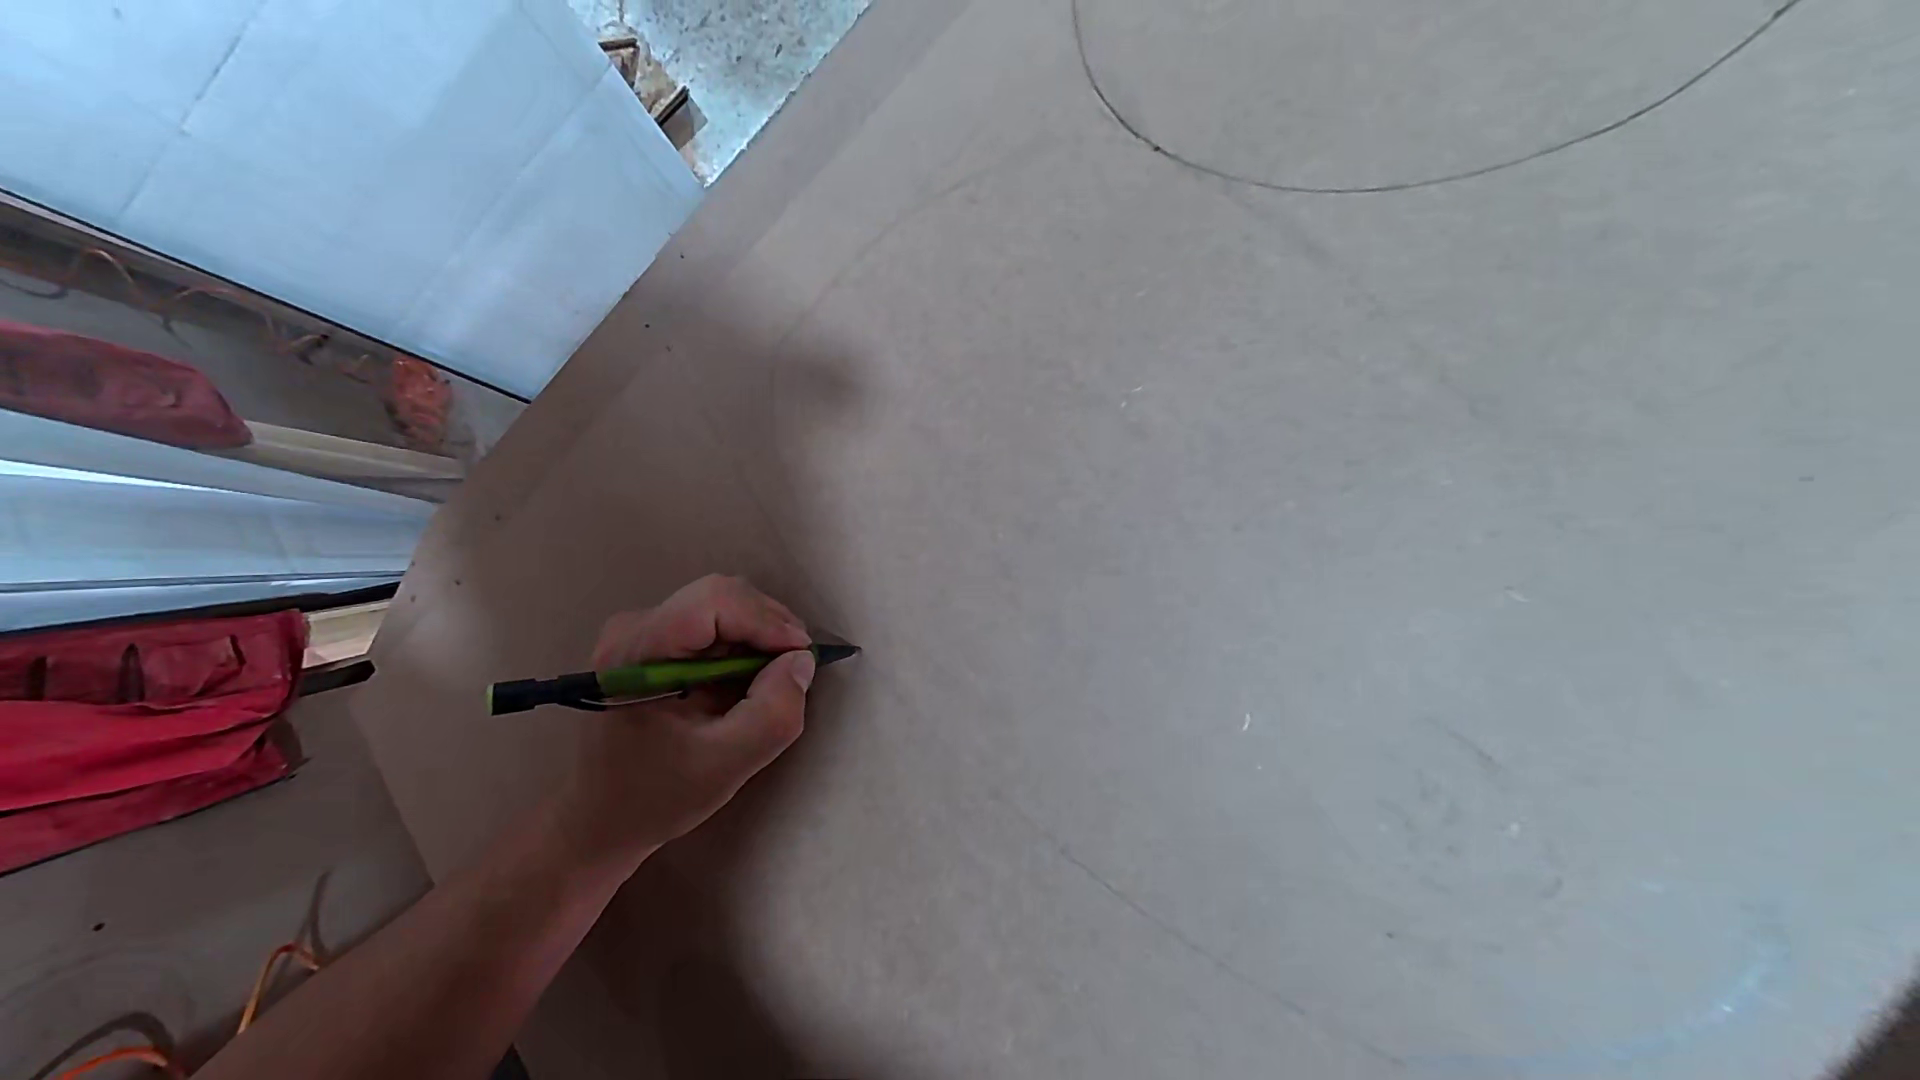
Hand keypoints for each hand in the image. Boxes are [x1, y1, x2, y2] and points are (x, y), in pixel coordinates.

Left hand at [549, 575, 814, 869]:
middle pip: (720, 596)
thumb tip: (802, 661)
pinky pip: (715, 620)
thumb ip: (773, 713)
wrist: (601, 816)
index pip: (712, 602)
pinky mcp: (655, 639)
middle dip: (768, 625)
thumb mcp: (727, 766)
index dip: (765, 620)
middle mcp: (634, 628)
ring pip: (722, 603)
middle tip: (796, 665)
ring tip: (776, 675)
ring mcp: (642, 629)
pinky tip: (751, 676)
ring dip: (760, 633)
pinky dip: (745, 641)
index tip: (801, 654)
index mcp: (636, 655)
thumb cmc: (656, 795)